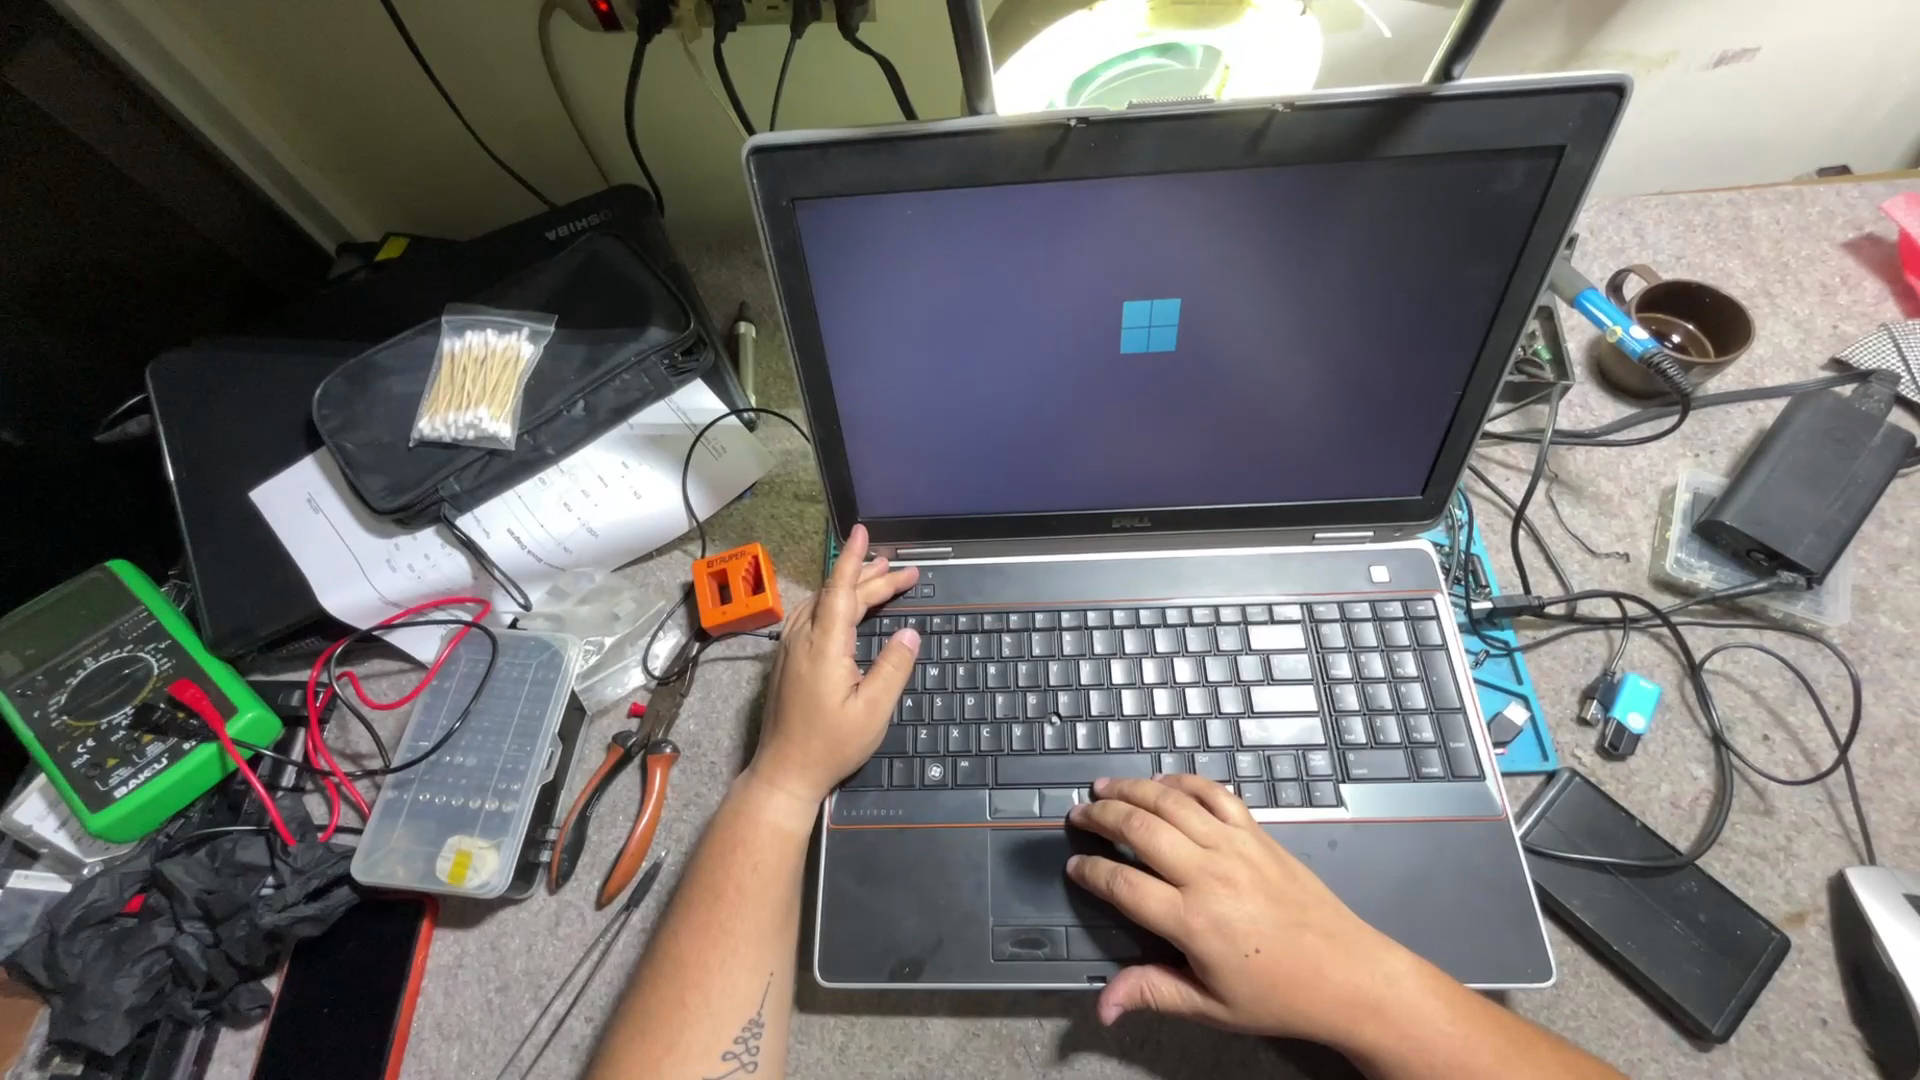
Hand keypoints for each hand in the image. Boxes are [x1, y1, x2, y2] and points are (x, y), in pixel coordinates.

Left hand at [743, 525, 918, 806]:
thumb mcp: (873, 711)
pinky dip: (836, 602)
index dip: (853, 558)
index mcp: (824, 646)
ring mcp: (792, 649)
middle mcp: (803, 639)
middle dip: (872, 577)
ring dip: (852, 587)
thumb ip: (893, 668)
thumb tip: (910, 633)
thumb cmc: (830, 746)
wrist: (783, 773)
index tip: (863, 532)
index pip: (840, 590)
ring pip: (823, 603)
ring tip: (880, 576)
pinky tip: (848, 606)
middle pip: (838, 595)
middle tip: (904, 569)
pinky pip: (813, 616)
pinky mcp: (789, 660)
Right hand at [1065, 774, 1424, 1046]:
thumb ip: (1152, 992)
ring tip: (1104, 788)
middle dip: (1099, 817)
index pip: (1122, 884)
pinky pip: (1213, 794)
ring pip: (1169, 801)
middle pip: (1138, 828)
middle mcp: (1207, 874)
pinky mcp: (1255, 833)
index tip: (1074, 866)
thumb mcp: (1211, 1006)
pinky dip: (1183, 781)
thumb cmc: (1278, 994)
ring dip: (1131, 789)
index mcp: (1192, 921)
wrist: (1347, 974)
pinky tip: (1162, 782)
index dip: (1090, 871)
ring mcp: (1233, 846)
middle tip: (1078, 815)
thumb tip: (1103, 1006)